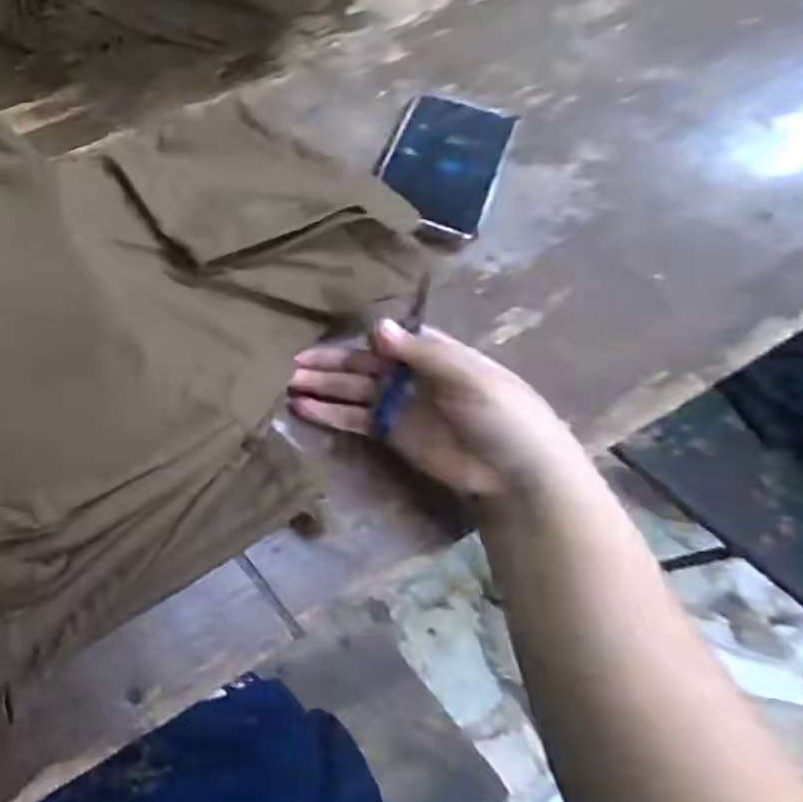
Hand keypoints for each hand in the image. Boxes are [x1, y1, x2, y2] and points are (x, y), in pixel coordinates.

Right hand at [288, 321, 592, 497]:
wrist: (519, 474)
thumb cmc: (503, 415)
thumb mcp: (467, 377)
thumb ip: (419, 352)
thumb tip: (373, 327)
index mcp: (429, 354)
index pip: (383, 339)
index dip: (351, 338)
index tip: (318, 335)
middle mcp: (407, 375)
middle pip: (358, 365)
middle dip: (324, 365)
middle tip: (287, 365)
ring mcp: (396, 405)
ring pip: (348, 391)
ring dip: (318, 387)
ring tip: (284, 385)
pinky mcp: (388, 433)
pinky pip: (351, 418)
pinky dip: (326, 413)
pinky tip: (301, 408)